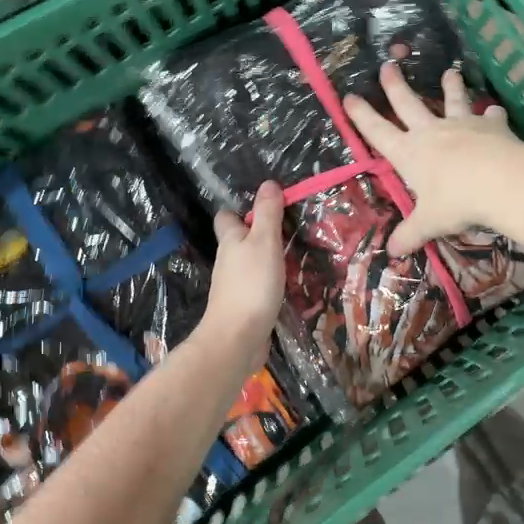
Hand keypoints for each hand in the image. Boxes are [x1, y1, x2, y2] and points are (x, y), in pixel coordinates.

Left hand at [205, 182, 286, 355]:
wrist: (237, 339)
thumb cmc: (251, 284)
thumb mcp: (264, 242)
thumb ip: (267, 213)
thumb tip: (268, 183)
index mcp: (230, 241)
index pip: (227, 217)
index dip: (241, 210)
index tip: (266, 206)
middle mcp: (228, 260)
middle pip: (240, 240)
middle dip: (259, 233)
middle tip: (289, 228)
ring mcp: (234, 285)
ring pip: (250, 263)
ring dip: (267, 258)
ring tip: (296, 252)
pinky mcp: (244, 306)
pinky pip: (257, 285)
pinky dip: (270, 281)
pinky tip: (288, 283)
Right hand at [344, 63, 523, 256]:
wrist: (499, 180)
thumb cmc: (456, 202)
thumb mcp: (429, 223)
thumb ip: (411, 234)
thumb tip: (392, 253)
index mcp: (410, 153)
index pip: (378, 132)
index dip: (362, 115)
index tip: (349, 96)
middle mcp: (432, 132)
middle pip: (408, 104)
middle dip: (395, 86)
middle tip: (388, 65)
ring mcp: (462, 124)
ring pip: (453, 100)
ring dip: (451, 87)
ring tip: (450, 72)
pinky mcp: (491, 126)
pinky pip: (491, 117)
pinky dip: (493, 114)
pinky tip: (496, 111)